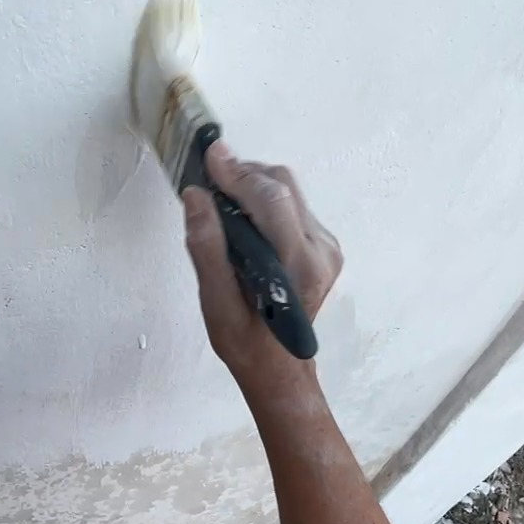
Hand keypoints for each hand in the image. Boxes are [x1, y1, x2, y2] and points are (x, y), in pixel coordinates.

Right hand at [180, 142, 342, 391]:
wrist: (277, 368)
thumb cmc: (245, 343)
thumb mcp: (216, 304)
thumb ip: (208, 248)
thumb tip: (196, 196)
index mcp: (299, 266)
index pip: (271, 199)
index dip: (238, 172)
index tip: (209, 155)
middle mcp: (321, 250)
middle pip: (283, 186)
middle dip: (244, 175)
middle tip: (208, 180)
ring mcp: (327, 247)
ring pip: (290, 192)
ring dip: (253, 186)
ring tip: (220, 200)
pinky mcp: (324, 246)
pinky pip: (293, 207)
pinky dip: (264, 202)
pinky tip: (242, 220)